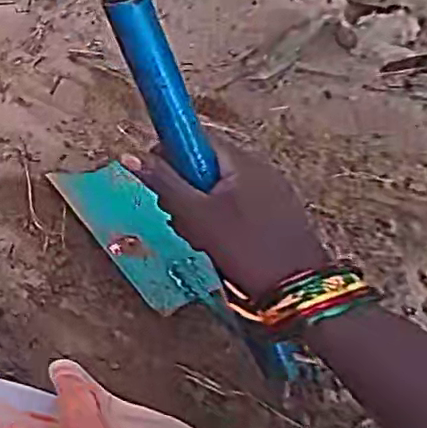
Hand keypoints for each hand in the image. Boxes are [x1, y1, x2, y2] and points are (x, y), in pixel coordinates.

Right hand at [124, 135, 331, 304]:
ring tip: (194, 228)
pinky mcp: (275, 213)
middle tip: (173, 208)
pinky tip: (213, 237)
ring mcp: (271, 192)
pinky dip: (214, 213)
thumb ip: (160, 179)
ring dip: (195, 202)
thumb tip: (128, 154)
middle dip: (180, 183)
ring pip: (215, 184)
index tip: (153, 175)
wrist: (298, 290)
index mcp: (241, 163)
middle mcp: (259, 171)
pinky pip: (232, 201)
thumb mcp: (191, 211)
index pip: (193, 137)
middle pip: (203, 162)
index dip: (167, 151)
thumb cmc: (241, 245)